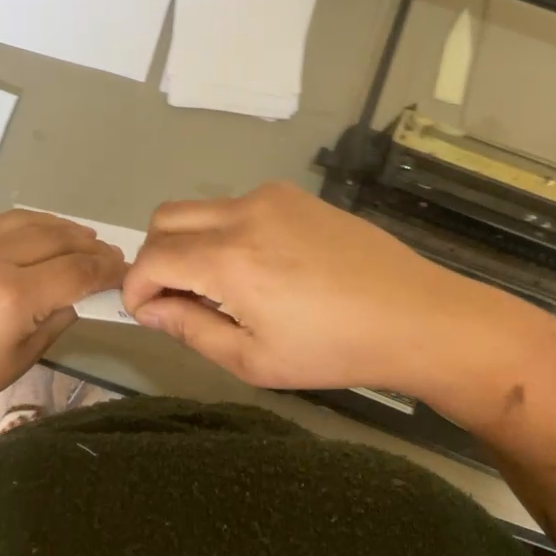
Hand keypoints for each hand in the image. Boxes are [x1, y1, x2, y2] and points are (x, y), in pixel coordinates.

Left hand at [0, 210, 126, 431]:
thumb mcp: (25, 355)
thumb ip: (58, 315)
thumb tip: (81, 289)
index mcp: (10, 297)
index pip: (75, 271)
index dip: (106, 269)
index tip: (124, 270)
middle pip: (54, 237)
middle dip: (87, 244)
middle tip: (108, 253)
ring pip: (25, 221)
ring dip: (59, 227)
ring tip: (81, 237)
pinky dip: (24, 227)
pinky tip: (38, 237)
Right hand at [121, 182, 512, 394]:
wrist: (419, 317)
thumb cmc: (335, 350)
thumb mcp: (254, 359)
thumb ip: (191, 329)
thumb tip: (149, 308)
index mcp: (230, 261)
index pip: (152, 258)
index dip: (135, 286)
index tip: (144, 311)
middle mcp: (243, 216)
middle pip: (165, 220)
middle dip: (154, 258)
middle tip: (175, 296)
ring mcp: (271, 199)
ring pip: (198, 209)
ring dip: (188, 242)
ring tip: (218, 285)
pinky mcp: (294, 196)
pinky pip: (234, 206)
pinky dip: (222, 231)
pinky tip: (257, 267)